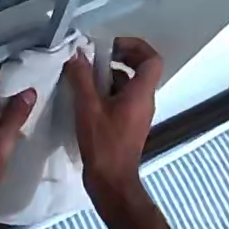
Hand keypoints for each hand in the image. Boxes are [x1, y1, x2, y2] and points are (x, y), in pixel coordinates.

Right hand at [63, 37, 162, 198]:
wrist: (112, 181)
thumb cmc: (103, 143)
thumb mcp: (88, 107)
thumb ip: (82, 77)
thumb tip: (76, 54)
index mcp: (141, 93)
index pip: (152, 59)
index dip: (134, 46)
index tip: (110, 46)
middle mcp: (145, 100)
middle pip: (141, 68)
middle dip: (119, 57)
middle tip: (95, 57)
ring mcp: (138, 113)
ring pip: (129, 84)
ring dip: (110, 74)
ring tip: (85, 75)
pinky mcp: (129, 124)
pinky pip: (123, 98)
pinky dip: (108, 91)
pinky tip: (86, 96)